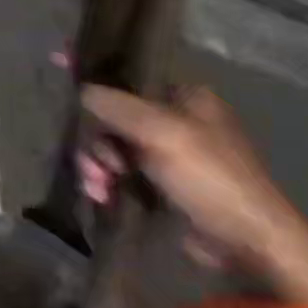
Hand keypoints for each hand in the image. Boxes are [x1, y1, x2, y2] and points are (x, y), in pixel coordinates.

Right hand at [79, 85, 307, 304]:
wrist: (251, 249)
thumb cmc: (211, 177)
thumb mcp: (158, 130)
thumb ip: (112, 103)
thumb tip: (80, 91)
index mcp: (183, 94)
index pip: (126, 67)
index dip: (90, 63)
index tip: (56, 58)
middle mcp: (174, 117)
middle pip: (110, 110)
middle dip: (94, 135)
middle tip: (95, 160)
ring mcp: (167, 151)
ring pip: (110, 142)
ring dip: (96, 162)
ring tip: (98, 185)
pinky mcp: (162, 182)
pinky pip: (118, 169)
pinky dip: (106, 179)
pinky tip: (103, 195)